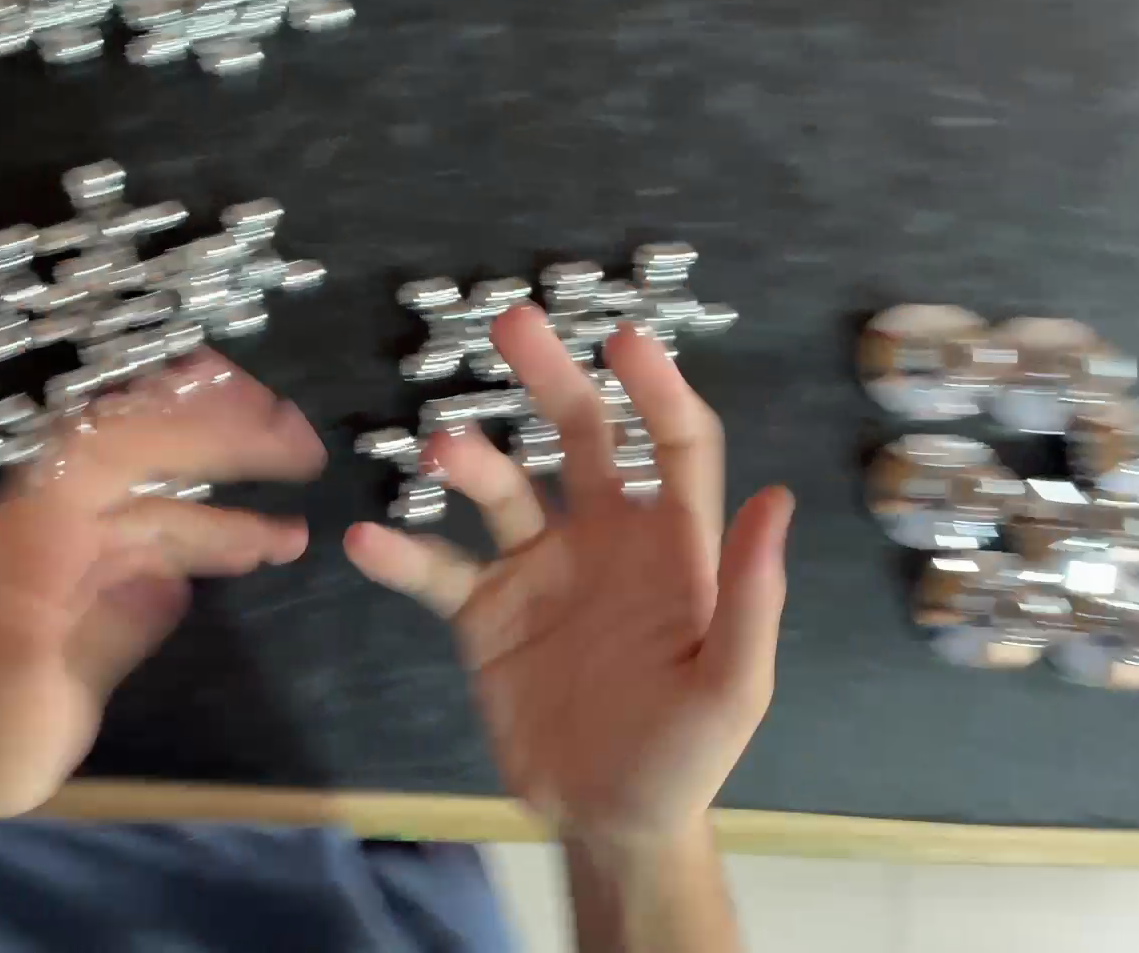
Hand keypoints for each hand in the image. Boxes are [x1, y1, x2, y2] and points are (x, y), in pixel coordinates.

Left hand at [0, 351, 326, 834]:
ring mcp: (85, 548)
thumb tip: (163, 574)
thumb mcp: (20, 683)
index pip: (111, 449)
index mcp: (33, 530)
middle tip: (291, 436)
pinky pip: (166, 543)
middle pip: (142, 454)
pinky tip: (261, 550)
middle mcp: (60, 519)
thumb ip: (91, 622)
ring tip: (295, 530)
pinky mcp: (103, 577)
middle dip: (217, 438)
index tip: (251, 420)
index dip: (180, 425)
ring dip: (231, 507)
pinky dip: (217, 542)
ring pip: (165, 504)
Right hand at [345, 307, 793, 843]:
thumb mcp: (731, 689)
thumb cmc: (681, 753)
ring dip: (468, 465)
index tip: (622, 341)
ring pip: (497, 494)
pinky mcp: (477, 608)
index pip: (670, 446)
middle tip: (511, 323)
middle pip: (575, 438)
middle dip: (548, 378)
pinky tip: (366, 542)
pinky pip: (435, 570)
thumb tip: (773, 500)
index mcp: (669, 548)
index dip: (655, 390)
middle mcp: (596, 539)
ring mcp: (531, 569)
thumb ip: (750, 600)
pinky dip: (400, 557)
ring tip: (439, 451)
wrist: (601, 815)